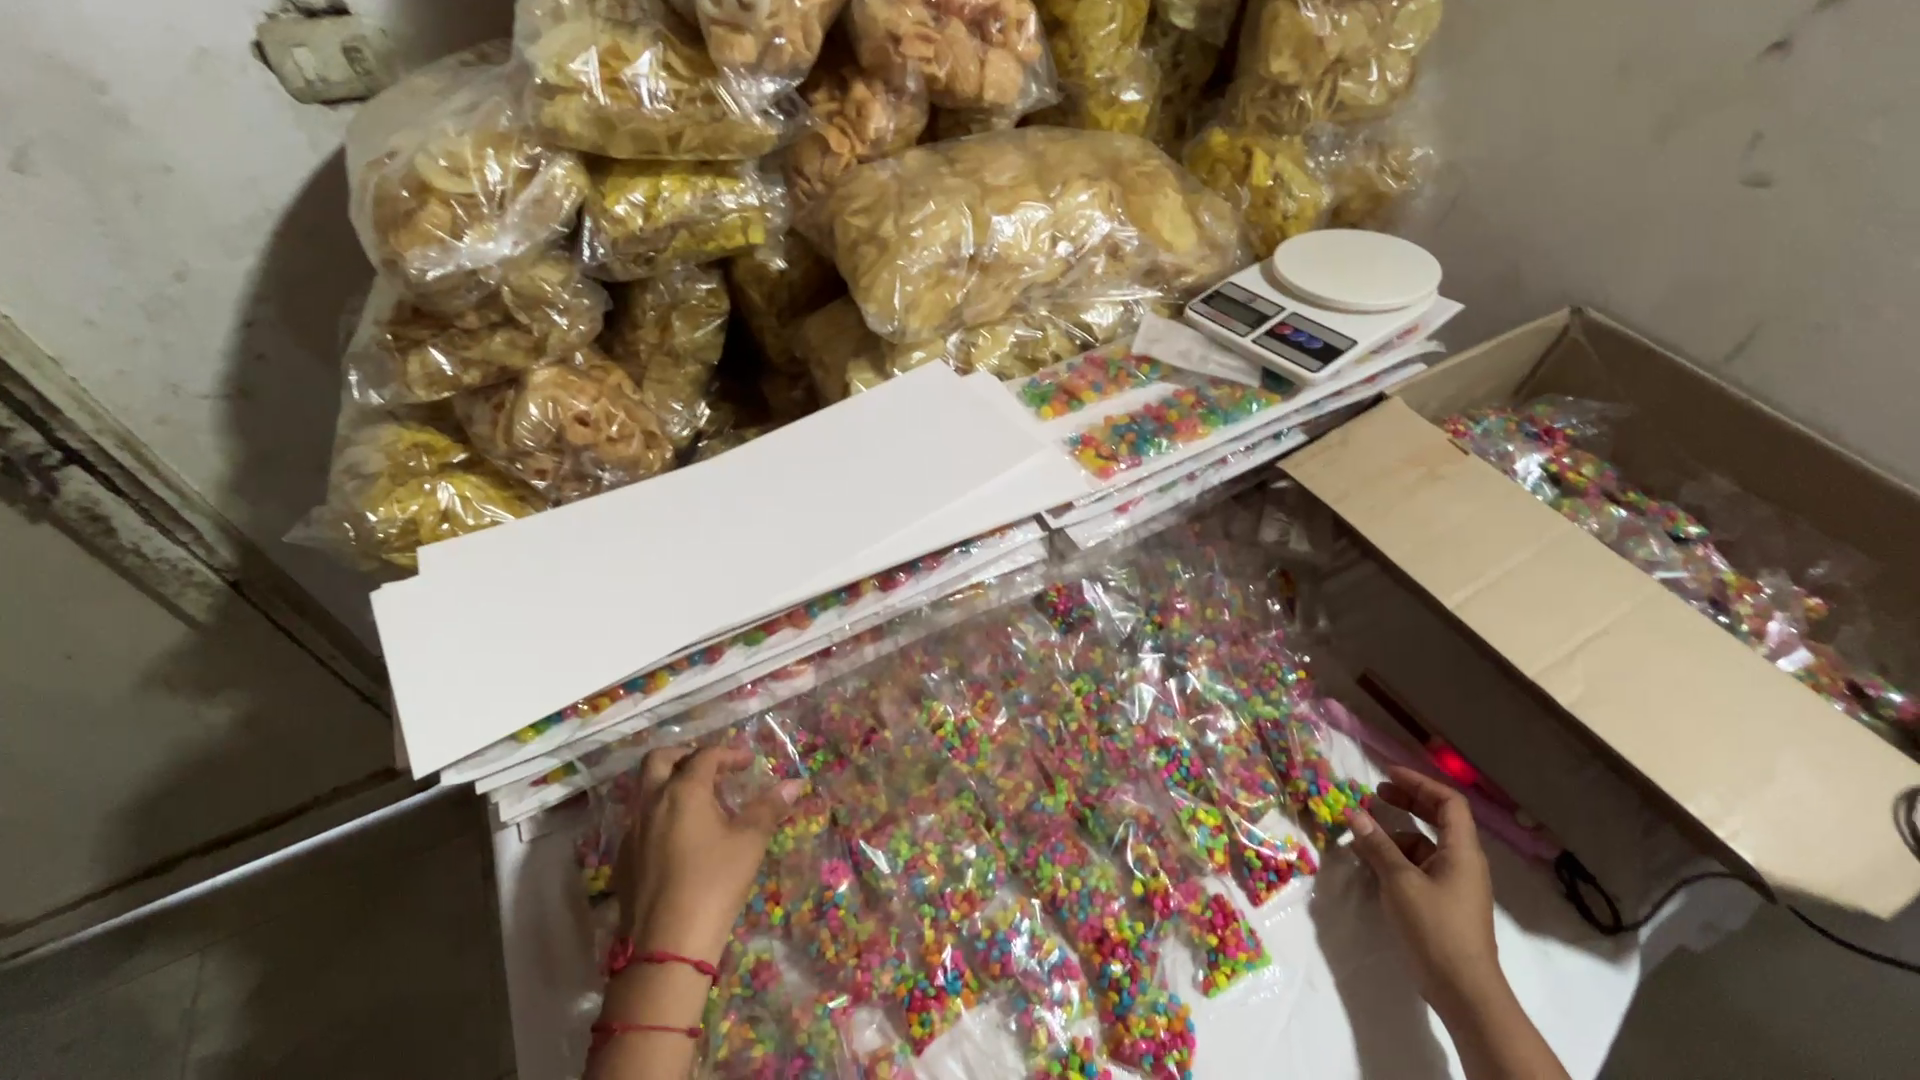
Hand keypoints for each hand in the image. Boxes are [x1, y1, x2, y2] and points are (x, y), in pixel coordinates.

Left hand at [616, 744, 801, 964]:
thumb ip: (768, 808)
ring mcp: (632, 831)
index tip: (748, 763)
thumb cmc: (715, 882)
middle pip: (659, 760)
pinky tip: (680, 838)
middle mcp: (651, 802)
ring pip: (645, 791)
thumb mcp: (749, 842)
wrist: (667, 941)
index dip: (728, 753)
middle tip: (711, 769)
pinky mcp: (623, 858)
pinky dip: (660, 814)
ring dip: (670, 784)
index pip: (704, 756)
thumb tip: (793, 784)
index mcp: (683, 791)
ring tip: (700, 803)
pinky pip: (640, 821)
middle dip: (686, 755)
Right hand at [1348, 765, 1500, 1015]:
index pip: (1448, 802)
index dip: (1419, 783)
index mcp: (1462, 850)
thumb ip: (1377, 844)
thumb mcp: (1399, 881)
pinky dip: (1396, 859)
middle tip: (1373, 794)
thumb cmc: (1435, 927)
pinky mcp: (1443, 902)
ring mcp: (1454, 883)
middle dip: (1406, 802)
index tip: (1386, 773)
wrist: (1463, 988)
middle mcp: (1463, 862)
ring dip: (1395, 834)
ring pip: (1424, 845)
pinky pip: (1419, 867)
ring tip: (1362, 834)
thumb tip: (1354, 812)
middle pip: (1438, 819)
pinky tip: (1371, 865)